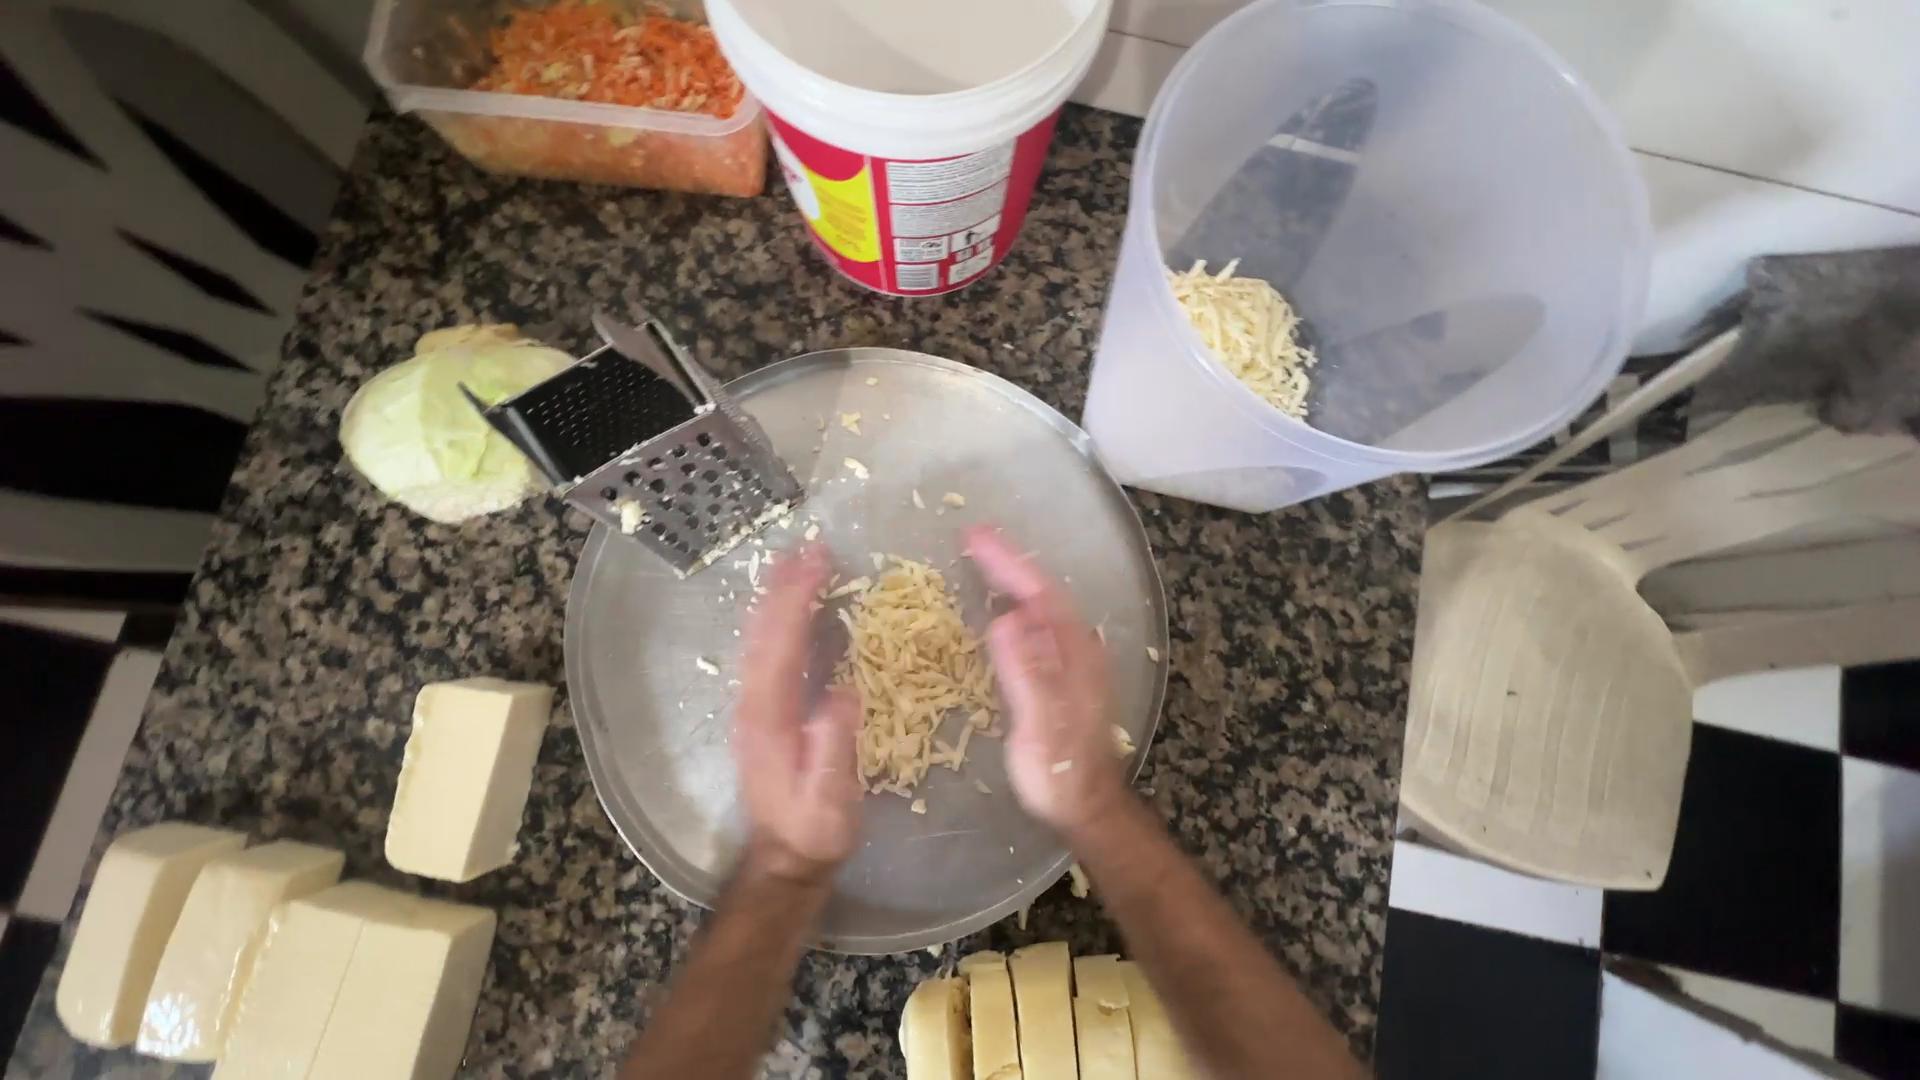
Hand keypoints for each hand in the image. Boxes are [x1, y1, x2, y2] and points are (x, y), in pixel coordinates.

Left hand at [733, 543, 861, 884]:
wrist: (785, 857)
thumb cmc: (814, 831)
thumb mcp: (830, 801)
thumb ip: (833, 749)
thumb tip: (843, 692)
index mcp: (770, 717)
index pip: (782, 645)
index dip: (798, 599)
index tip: (819, 562)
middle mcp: (755, 702)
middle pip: (766, 631)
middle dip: (786, 585)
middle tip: (811, 546)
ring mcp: (757, 704)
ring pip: (762, 637)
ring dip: (779, 596)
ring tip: (799, 561)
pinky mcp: (767, 708)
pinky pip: (771, 651)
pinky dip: (781, 619)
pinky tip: (795, 605)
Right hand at [966, 526, 1127, 833]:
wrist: (1085, 804)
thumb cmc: (1060, 772)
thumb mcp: (1040, 726)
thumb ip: (1025, 674)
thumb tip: (1002, 621)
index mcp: (1075, 652)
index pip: (1040, 594)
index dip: (1009, 563)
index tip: (976, 538)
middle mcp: (1076, 647)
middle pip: (1041, 591)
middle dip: (1008, 561)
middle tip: (972, 536)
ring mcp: (1069, 659)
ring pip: (1039, 605)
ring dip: (1011, 579)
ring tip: (982, 556)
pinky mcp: (1058, 673)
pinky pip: (1035, 624)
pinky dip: (1013, 604)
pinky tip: (998, 605)